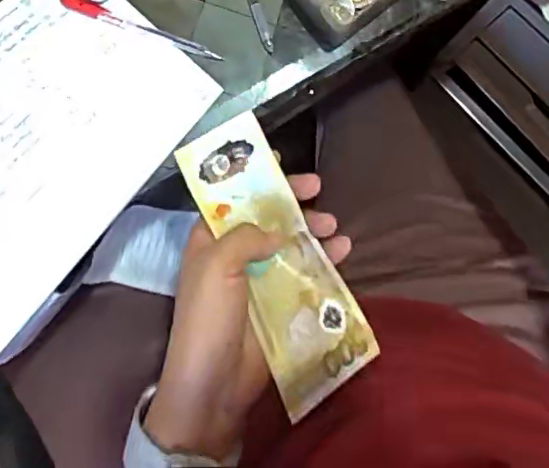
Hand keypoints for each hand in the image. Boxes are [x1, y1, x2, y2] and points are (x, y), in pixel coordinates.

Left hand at [145, 174, 349, 459]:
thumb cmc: (207, 318)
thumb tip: (278, 230)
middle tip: (317, 188)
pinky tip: (341, 250)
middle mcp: (235, 252)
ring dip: (312, 228)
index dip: (257, 178)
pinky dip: (324, 258)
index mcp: (211, 238)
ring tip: (333, 226)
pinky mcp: (280, 302)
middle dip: (293, 201)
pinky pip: (305, 271)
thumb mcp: (217, 265)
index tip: (283, 161)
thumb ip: (247, 235)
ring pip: (290, 240)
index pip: (235, 196)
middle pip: (268, 215)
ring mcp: (259, 277)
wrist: (214, 387)